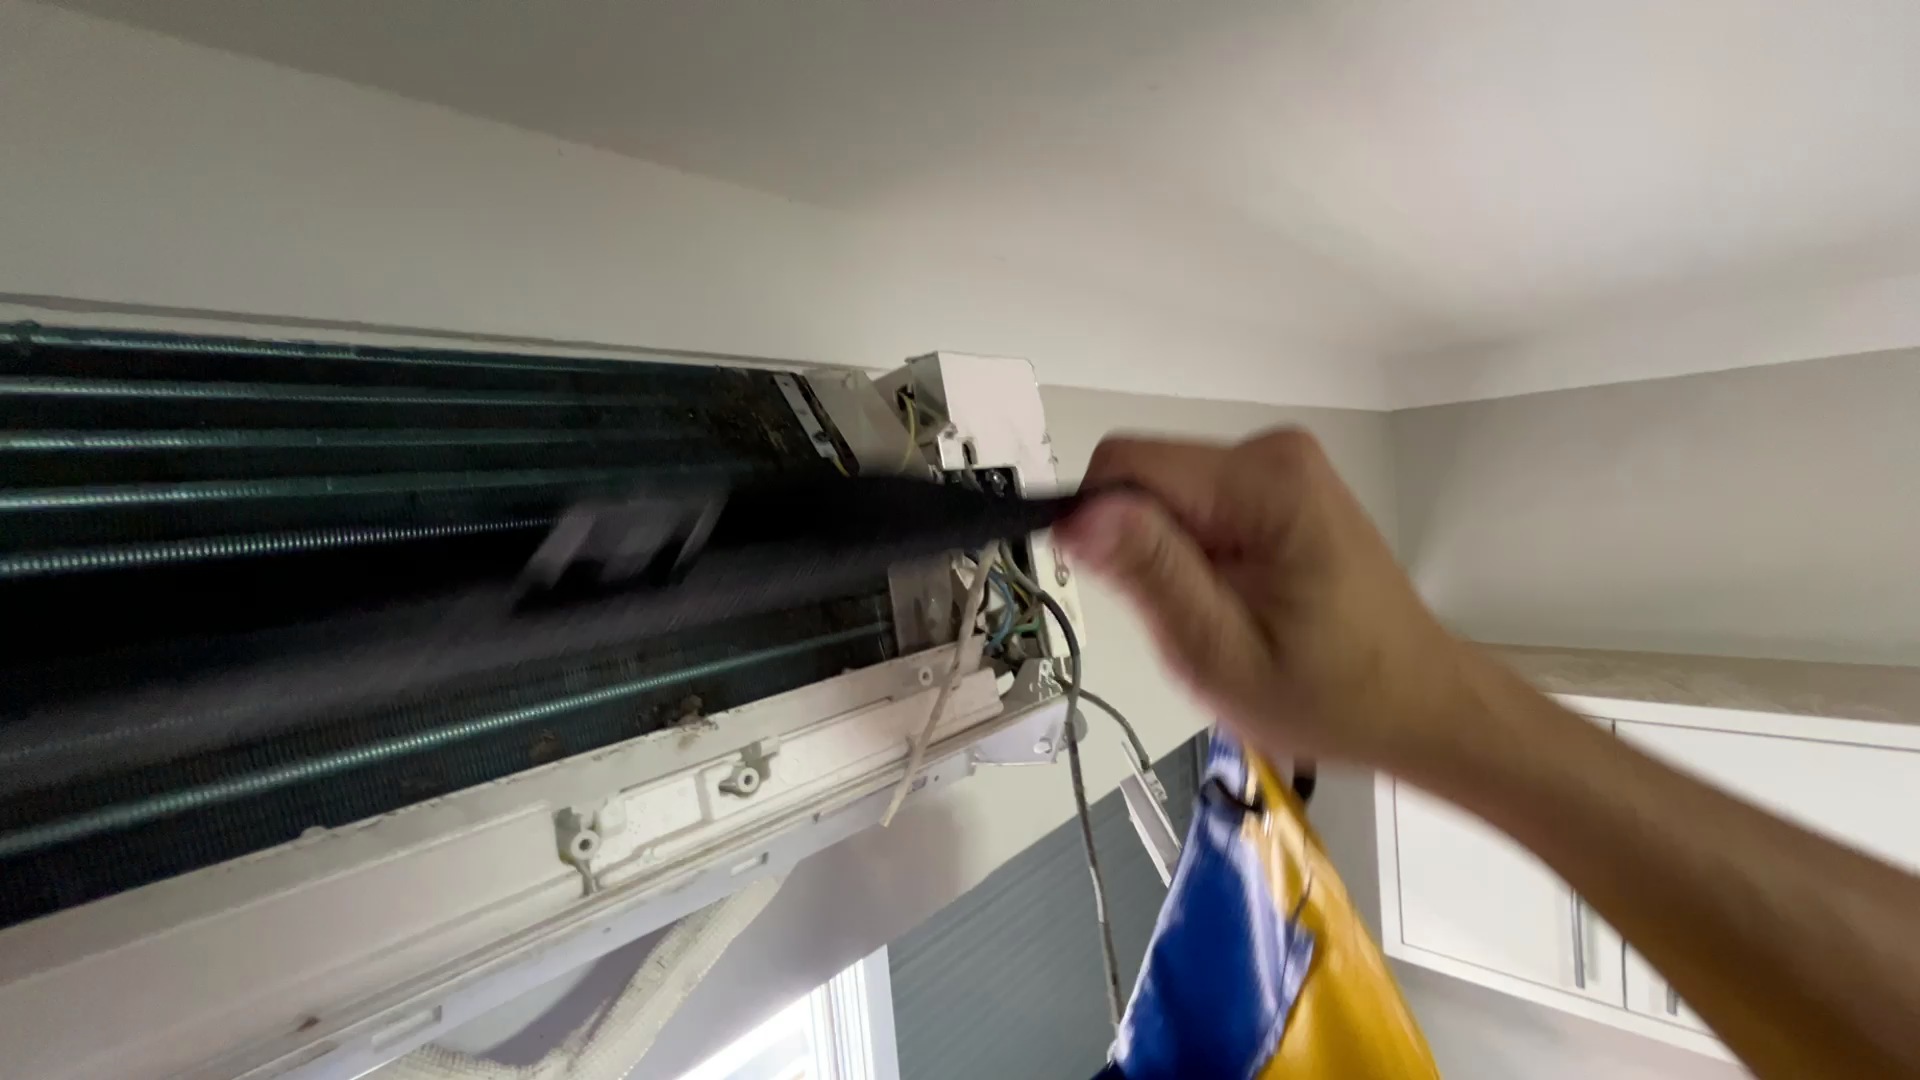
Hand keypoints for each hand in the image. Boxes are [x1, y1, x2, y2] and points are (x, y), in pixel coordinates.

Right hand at [1055, 430, 1484, 774]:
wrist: (1418, 702)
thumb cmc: (1326, 695)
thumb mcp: (1217, 653)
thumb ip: (1149, 575)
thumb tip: (1077, 515)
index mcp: (1262, 482)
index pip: (1122, 465)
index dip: (1099, 525)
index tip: (1124, 595)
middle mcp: (1270, 452)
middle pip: (1144, 477)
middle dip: (1139, 548)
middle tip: (1183, 617)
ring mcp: (1279, 465)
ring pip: (1163, 493)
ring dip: (1164, 554)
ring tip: (1213, 611)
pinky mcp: (1280, 484)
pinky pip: (1193, 503)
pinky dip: (1190, 550)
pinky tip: (1230, 594)